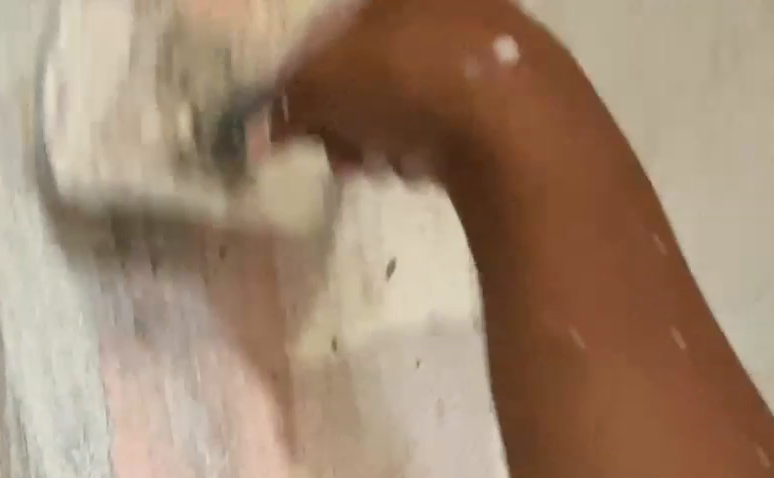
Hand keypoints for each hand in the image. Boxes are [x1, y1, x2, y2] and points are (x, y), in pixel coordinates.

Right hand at [269, 0, 546, 178]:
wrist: (509, 122)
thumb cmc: (405, 82)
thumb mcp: (323, 86)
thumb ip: (286, 103)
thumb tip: (264, 129)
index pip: (329, 31)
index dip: (302, 82)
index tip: (293, 127)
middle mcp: (443, 1)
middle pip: (365, 66)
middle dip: (340, 116)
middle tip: (334, 152)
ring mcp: (479, 39)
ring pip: (398, 96)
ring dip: (373, 136)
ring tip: (373, 164)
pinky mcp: (503, 87)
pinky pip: (438, 117)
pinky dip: (416, 143)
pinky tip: (413, 164)